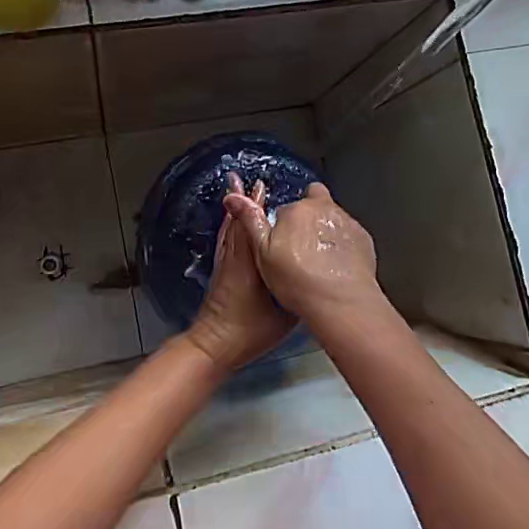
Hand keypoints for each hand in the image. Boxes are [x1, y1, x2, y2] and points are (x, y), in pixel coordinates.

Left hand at [185, 174, 292, 373]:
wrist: (214, 347)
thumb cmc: (248, 330)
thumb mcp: (284, 311)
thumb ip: (298, 290)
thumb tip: (314, 277)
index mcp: (252, 262)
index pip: (255, 226)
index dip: (258, 206)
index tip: (262, 187)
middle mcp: (236, 257)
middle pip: (240, 222)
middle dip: (248, 201)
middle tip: (253, 182)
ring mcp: (226, 264)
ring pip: (231, 230)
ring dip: (238, 211)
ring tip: (241, 192)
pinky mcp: (221, 273)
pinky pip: (226, 242)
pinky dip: (230, 228)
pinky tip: (233, 225)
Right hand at [222, 181, 384, 323]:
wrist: (340, 302)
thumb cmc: (300, 280)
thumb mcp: (263, 252)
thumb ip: (250, 220)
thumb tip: (233, 198)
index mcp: (299, 210)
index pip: (289, 207)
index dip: (284, 224)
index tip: (283, 243)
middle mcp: (326, 209)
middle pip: (314, 206)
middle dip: (308, 222)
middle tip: (301, 251)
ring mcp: (348, 223)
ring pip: (333, 221)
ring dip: (326, 233)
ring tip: (319, 264)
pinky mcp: (363, 240)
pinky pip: (349, 237)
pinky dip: (343, 246)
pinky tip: (336, 268)